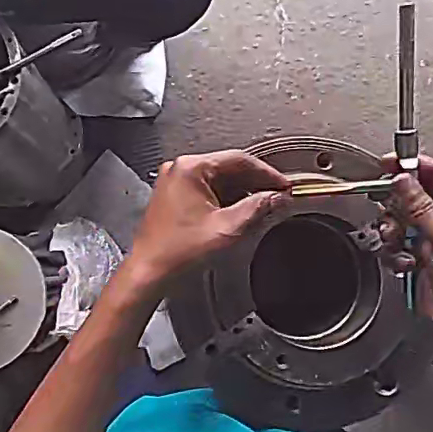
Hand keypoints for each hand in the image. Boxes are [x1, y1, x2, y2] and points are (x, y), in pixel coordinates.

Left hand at [127, 151, 289, 286]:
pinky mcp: (174, 196)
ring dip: (242, 192)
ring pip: (219, 179)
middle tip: (277, 196)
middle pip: (229, 167)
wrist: (149, 272)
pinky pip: (207, 189)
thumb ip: (257, 208)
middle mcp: (180, 170)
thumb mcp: (228, 229)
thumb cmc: (177, 252)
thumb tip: (277, 198)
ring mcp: (175, 182)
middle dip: (255, 183)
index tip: (283, 185)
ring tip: (263, 207)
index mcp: (190, 169)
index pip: (239, 160)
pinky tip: (240, 212)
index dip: (267, 173)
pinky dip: (226, 199)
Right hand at [382, 155, 432, 331]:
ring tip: (396, 244)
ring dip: (393, 232)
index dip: (409, 167)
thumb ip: (422, 207)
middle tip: (391, 219)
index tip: (385, 165)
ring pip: (403, 218)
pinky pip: (399, 241)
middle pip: (415, 194)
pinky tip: (403, 262)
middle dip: (397, 207)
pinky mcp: (427, 254)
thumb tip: (402, 180)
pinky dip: (395, 251)